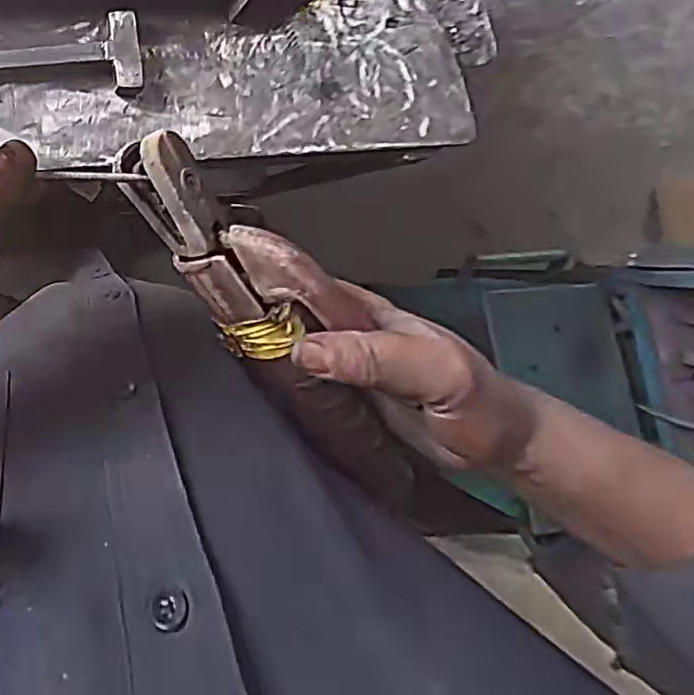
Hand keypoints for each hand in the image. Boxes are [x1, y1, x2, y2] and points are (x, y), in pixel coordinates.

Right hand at [223, 226, 538, 474]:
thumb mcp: (431, 370)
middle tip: (195, 287)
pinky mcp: (331, 391)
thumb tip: (302, 348)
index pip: (300, 273)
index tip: (218, 248)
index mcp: (360, 307)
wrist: (498, 445)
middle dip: (239, 289)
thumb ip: (371, 357)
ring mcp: (334, 359)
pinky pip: (288, 372)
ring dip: (245, 329)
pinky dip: (263, 367)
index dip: (260, 258)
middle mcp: (340, 326)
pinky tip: (242, 370)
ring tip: (204, 325)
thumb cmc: (477, 399)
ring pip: (279, 335)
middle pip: (278, 301)